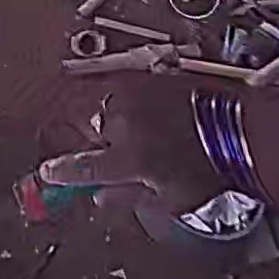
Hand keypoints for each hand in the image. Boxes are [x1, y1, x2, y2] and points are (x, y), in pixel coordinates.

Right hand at [37, 74, 220, 219]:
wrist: (230, 130)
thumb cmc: (205, 168)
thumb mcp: (171, 199)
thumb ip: (129, 197)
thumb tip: (100, 198)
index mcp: (126, 160)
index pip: (83, 167)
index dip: (62, 171)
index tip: (48, 171)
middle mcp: (119, 126)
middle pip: (89, 132)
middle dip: (98, 140)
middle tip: (117, 149)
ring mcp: (126, 99)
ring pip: (102, 109)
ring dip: (112, 120)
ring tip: (141, 129)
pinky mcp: (134, 79)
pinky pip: (116, 90)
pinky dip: (124, 102)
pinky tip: (145, 111)